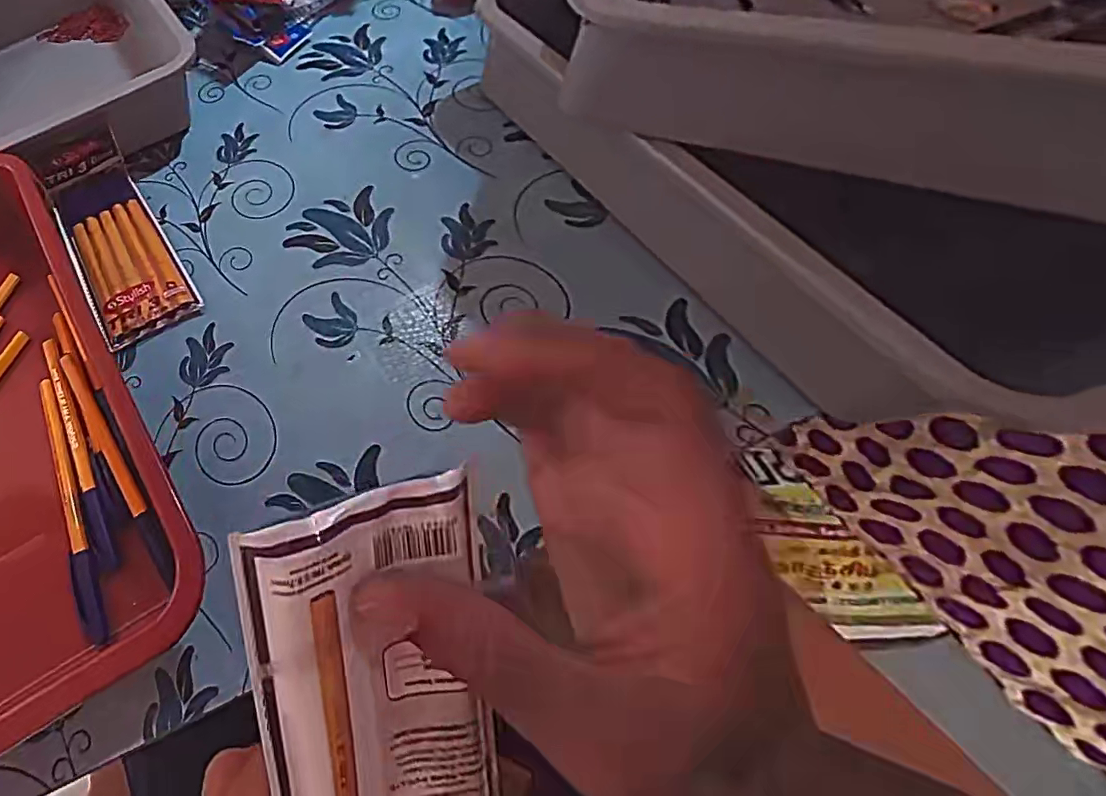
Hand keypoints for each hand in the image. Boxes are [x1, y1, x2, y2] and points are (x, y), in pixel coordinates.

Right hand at [352, 317, 807, 795]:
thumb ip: (486, 654)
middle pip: (620, 379)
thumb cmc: (683, 750)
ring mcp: (635, 485)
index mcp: (691, 527)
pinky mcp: (602, 494)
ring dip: (525, 367)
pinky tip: (472, 406)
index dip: (577, 361)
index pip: (656, 403)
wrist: (732, 773)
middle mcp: (667, 486)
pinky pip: (566, 421)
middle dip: (541, 351)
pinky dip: (518, 397)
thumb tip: (372, 594)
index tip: (490, 364)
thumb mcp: (586, 724)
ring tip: (459, 376)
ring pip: (590, 390)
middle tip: (462, 358)